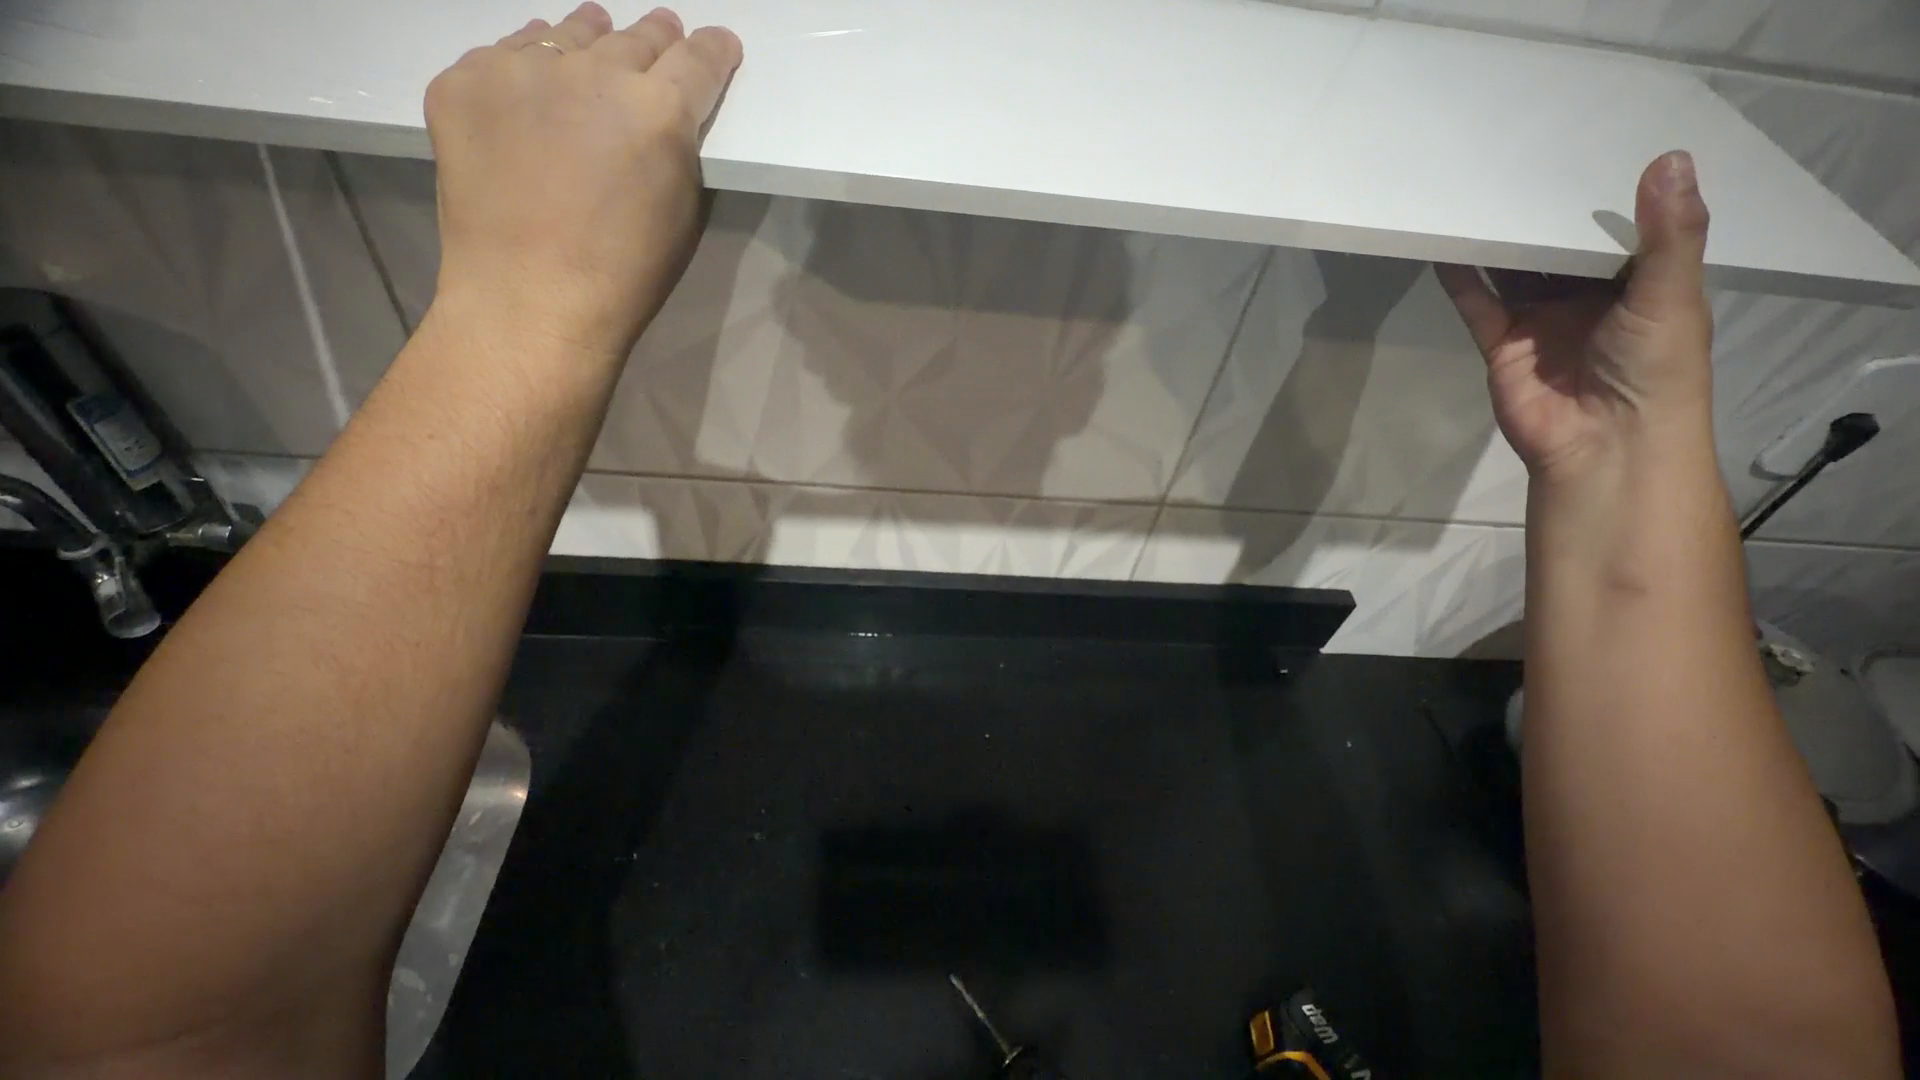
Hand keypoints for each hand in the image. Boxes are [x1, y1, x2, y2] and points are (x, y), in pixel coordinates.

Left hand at [424, 3, 741, 361]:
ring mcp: (520, 70)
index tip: (718, 44)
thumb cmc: (626, 274)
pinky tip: (532, 93)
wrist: (530, 299)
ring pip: (565, 35)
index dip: (714, 50)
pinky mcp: (462, 82)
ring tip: (594, 38)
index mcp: (659, 110)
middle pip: (634, 37)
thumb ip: (678, 149)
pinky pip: (503, 58)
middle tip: (663, 33)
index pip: (698, 59)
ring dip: (588, 39)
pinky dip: (525, 68)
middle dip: (656, 37)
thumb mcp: (682, 212)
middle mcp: (593, 72)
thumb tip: (664, 118)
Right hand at [1438, 152, 1714, 479]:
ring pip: (1516, 273)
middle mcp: (1588, 299)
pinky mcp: (1502, 344)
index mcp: (1640, 284)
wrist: (1604, 442)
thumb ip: (1669, 233)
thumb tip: (1670, 156)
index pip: (1621, 229)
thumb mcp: (1673, 294)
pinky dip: (1462, 278)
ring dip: (1499, 241)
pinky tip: (1447, 245)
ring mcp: (1541, 323)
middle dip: (1542, 214)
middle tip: (1522, 160)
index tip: (1590, 147)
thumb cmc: (1655, 367)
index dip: (1607, 194)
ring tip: (1476, 194)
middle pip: (1559, 249)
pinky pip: (1479, 305)